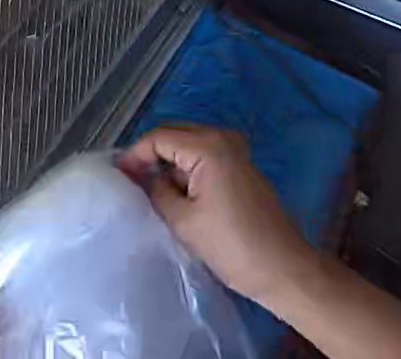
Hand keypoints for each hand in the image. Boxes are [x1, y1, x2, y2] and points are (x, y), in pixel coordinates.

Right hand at [116, 125, 318, 304]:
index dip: (135, 153)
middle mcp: (221, 136)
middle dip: (150, 154)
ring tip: (148, 189)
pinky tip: (174, 192)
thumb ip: (156, 190)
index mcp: (207, 145)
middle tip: (129, 180)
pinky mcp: (239, 163)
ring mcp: (234, 148)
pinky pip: (203, 155)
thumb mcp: (184, 221)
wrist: (282, 267)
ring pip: (188, 144)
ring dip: (168, 162)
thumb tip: (138, 174)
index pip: (159, 136)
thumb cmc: (232, 245)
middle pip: (174, 134)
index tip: (118, 175)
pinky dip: (186, 168)